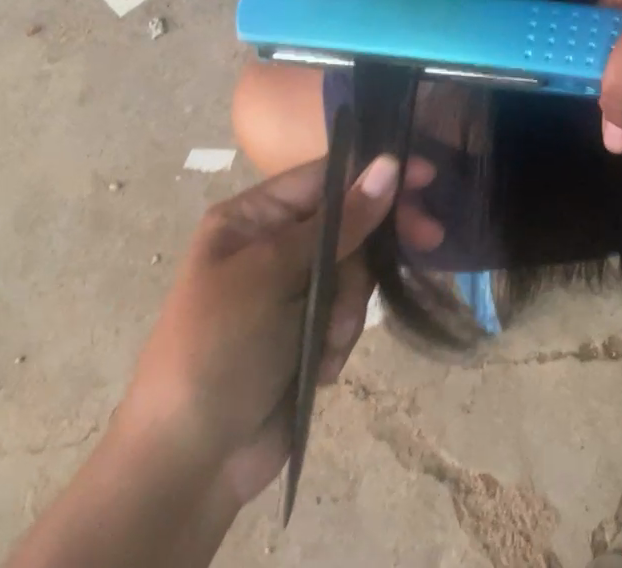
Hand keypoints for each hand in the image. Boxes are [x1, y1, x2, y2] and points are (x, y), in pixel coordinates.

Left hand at [117, 154, 438, 509]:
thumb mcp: (274, 274)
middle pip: (351, 223)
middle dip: (374, 247)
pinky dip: (340, 338)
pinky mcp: (307, 332)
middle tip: (429, 240)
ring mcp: (291, 292)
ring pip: (356, 273)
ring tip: (322, 342)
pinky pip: (349, 314)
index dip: (375, 173)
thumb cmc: (218, 349)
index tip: (427, 178)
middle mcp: (272, 247)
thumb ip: (340, 223)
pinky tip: (316, 366)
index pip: (326, 178)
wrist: (192, 458)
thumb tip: (390, 164)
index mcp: (250, 220)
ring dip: (348, 307)